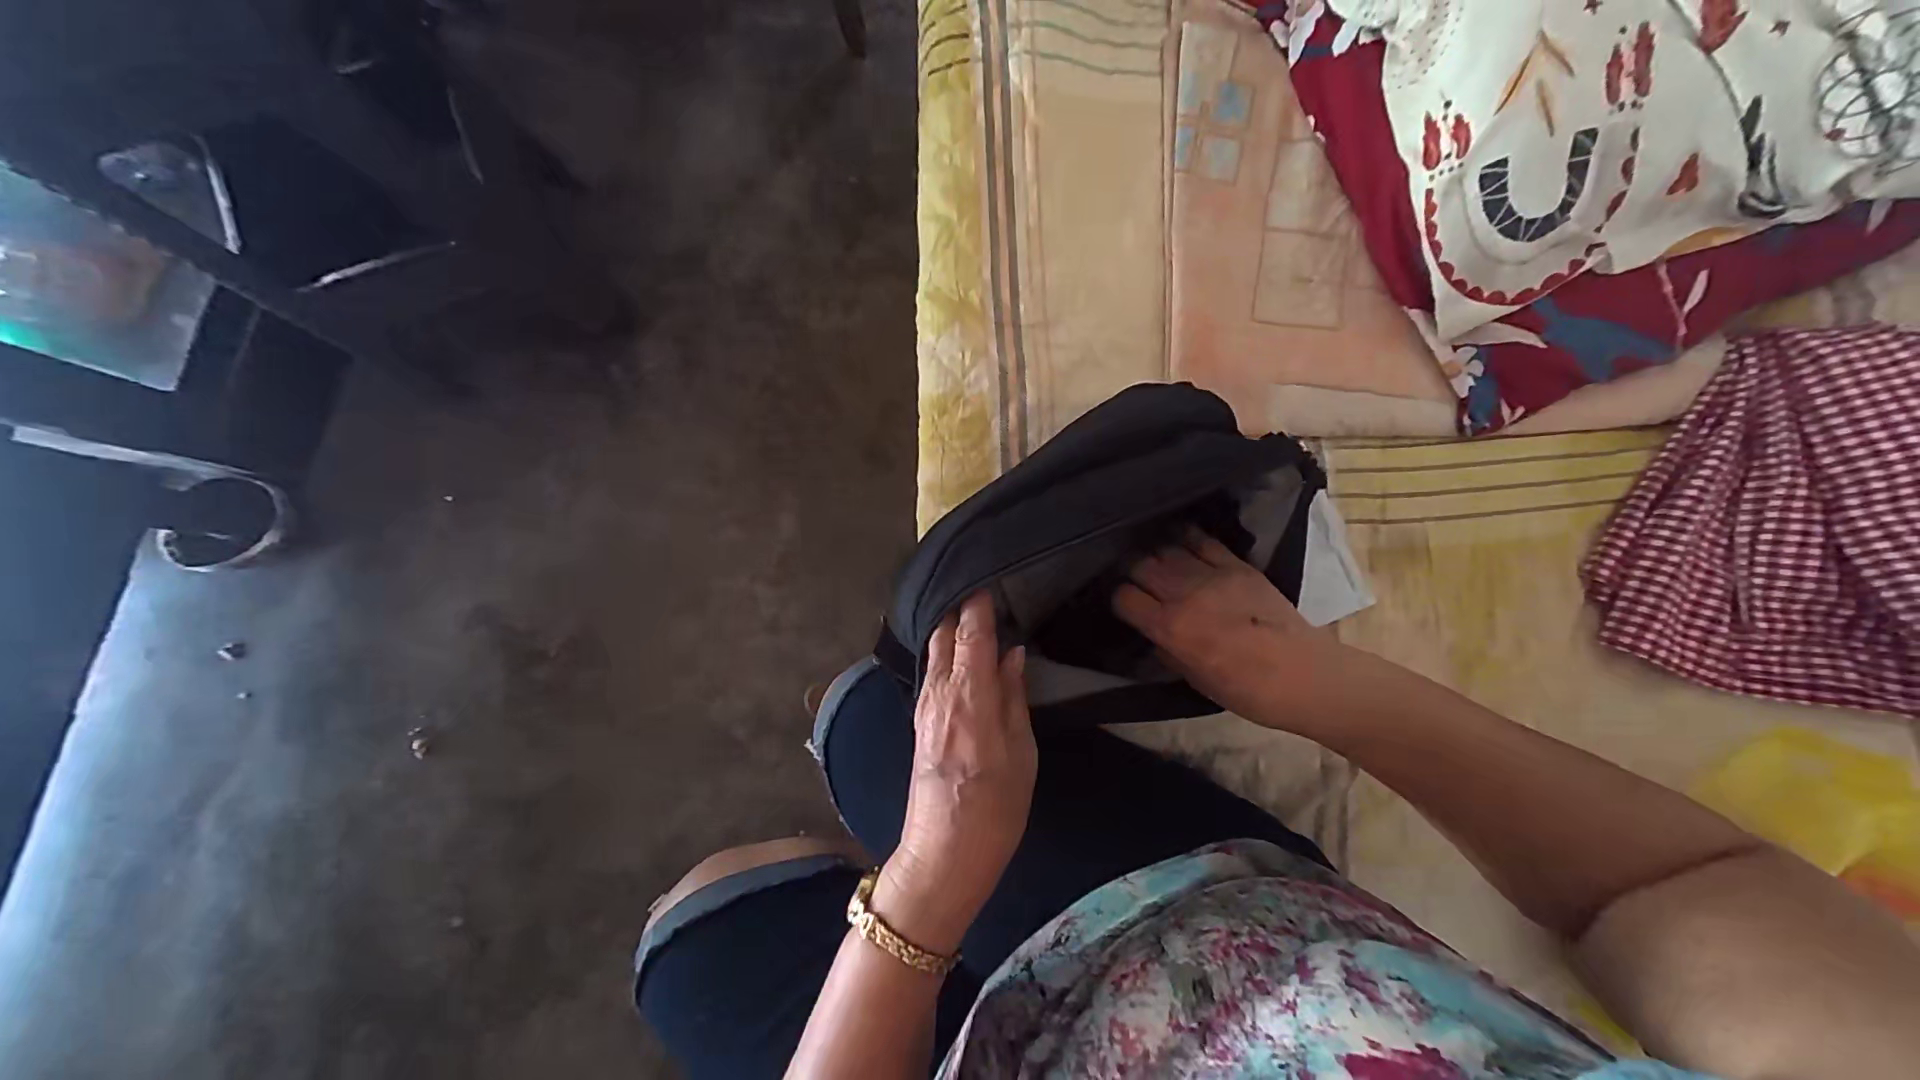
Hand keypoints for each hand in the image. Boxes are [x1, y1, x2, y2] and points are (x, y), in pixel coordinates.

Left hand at [875, 592, 1035, 954]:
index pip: (970, 631)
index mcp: (970, 695)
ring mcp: (923, 705)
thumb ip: (1014, 696)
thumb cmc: (994, 807)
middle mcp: (939, 691)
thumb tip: (1012, 653)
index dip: (979, 602)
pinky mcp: (918, 720)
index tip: (992, 580)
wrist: (943, 854)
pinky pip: (931, 671)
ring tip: (977, 617)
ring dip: (950, 627)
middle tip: (987, 594)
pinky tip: (962, 654)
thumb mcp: (1021, 753)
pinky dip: (945, 652)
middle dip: (960, 607)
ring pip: (933, 649)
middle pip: (943, 632)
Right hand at [1112, 527, 1351, 727]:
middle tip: (1136, 580)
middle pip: (1139, 565)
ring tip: (1156, 561)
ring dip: (1155, 554)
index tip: (1126, 605)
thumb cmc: (1246, 691)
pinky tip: (1180, 541)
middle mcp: (1184, 595)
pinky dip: (1186, 537)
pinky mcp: (1238, 566)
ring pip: (1166, 548)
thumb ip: (1167, 650)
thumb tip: (1153, 632)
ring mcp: (1212, 575)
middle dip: (1131, 572)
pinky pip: (1202, 540)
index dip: (1119, 599)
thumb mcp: (1193, 679)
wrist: (1305, 678)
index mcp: (1170, 628)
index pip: (1124, 597)